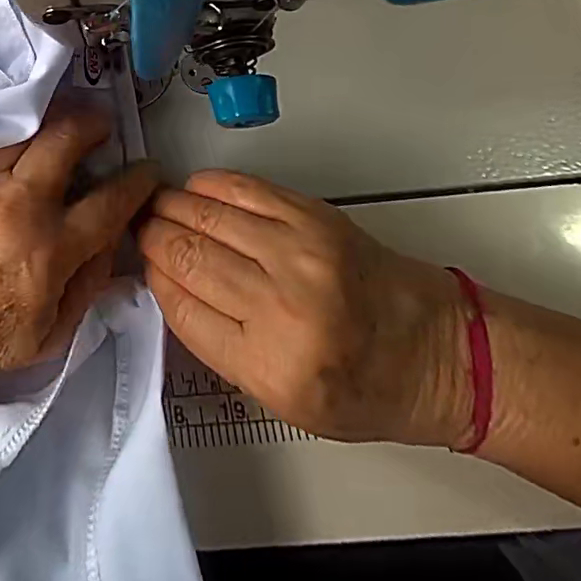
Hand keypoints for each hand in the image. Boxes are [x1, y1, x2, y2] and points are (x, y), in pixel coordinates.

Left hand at [0, 103, 157, 446]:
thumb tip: (109, 239)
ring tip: (59, 128)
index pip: (109, 201)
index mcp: (50, 250)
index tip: (144, 171)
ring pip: (22, 130)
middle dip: (92, 123)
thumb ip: (88, 283)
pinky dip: (8, 139)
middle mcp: (17, 205)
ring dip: (48, 122)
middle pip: (64, 137)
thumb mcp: (50, 336)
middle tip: (100, 126)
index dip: (136, 181)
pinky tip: (14, 148)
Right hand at [139, 170, 472, 447]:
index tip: (143, 262)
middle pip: (181, 251)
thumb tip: (161, 273)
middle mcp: (284, 305)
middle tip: (139, 228)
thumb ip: (210, 337)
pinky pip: (236, 186)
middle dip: (149, 234)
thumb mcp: (275, 394)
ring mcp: (301, 253)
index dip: (150, 273)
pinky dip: (203, 185)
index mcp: (270, 364)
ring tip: (158, 208)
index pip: (176, 301)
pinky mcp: (314, 216)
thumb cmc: (361, 383)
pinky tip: (194, 193)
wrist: (441, 353)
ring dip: (168, 205)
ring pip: (199, 212)